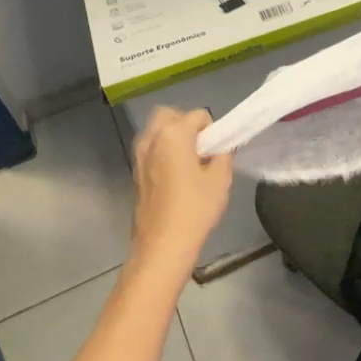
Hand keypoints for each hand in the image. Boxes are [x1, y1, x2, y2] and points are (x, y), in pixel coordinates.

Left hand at [130, 107, 232, 269]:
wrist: (162, 246)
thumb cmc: (194, 209)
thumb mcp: (221, 179)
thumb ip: (224, 154)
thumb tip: (224, 146)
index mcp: (173, 134)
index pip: (198, 115)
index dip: (212, 131)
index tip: (216, 153)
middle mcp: (151, 138)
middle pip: (170, 115)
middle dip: (187, 125)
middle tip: (201, 151)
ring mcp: (139, 155)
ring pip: (157, 131)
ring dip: (173, 138)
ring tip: (190, 164)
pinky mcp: (135, 172)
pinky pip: (151, 149)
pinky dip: (163, 152)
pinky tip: (176, 177)